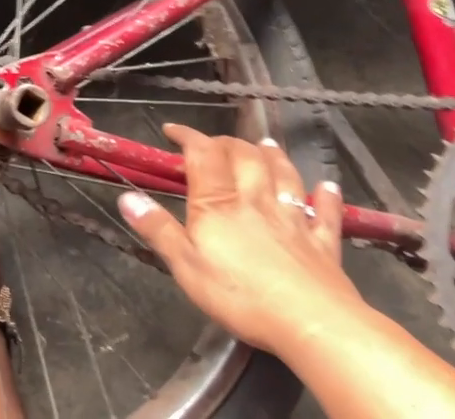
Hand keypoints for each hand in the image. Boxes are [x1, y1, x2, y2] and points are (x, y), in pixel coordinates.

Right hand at [118, 123, 360, 355]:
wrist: (313, 324)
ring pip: (284, 177)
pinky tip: (327, 187)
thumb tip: (127, 196)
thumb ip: (157, 228)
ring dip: (274, 157)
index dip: (187, 137)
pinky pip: (325, 215)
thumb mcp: (185, 265)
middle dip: (227, 143)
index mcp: (218, 203)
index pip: (202, 155)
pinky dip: (325, 197)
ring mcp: (293, 221)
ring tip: (266, 143)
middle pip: (245, 158)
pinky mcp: (323, 246)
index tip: (171, 130)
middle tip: (214, 142)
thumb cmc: (240, 295)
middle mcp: (256, 201)